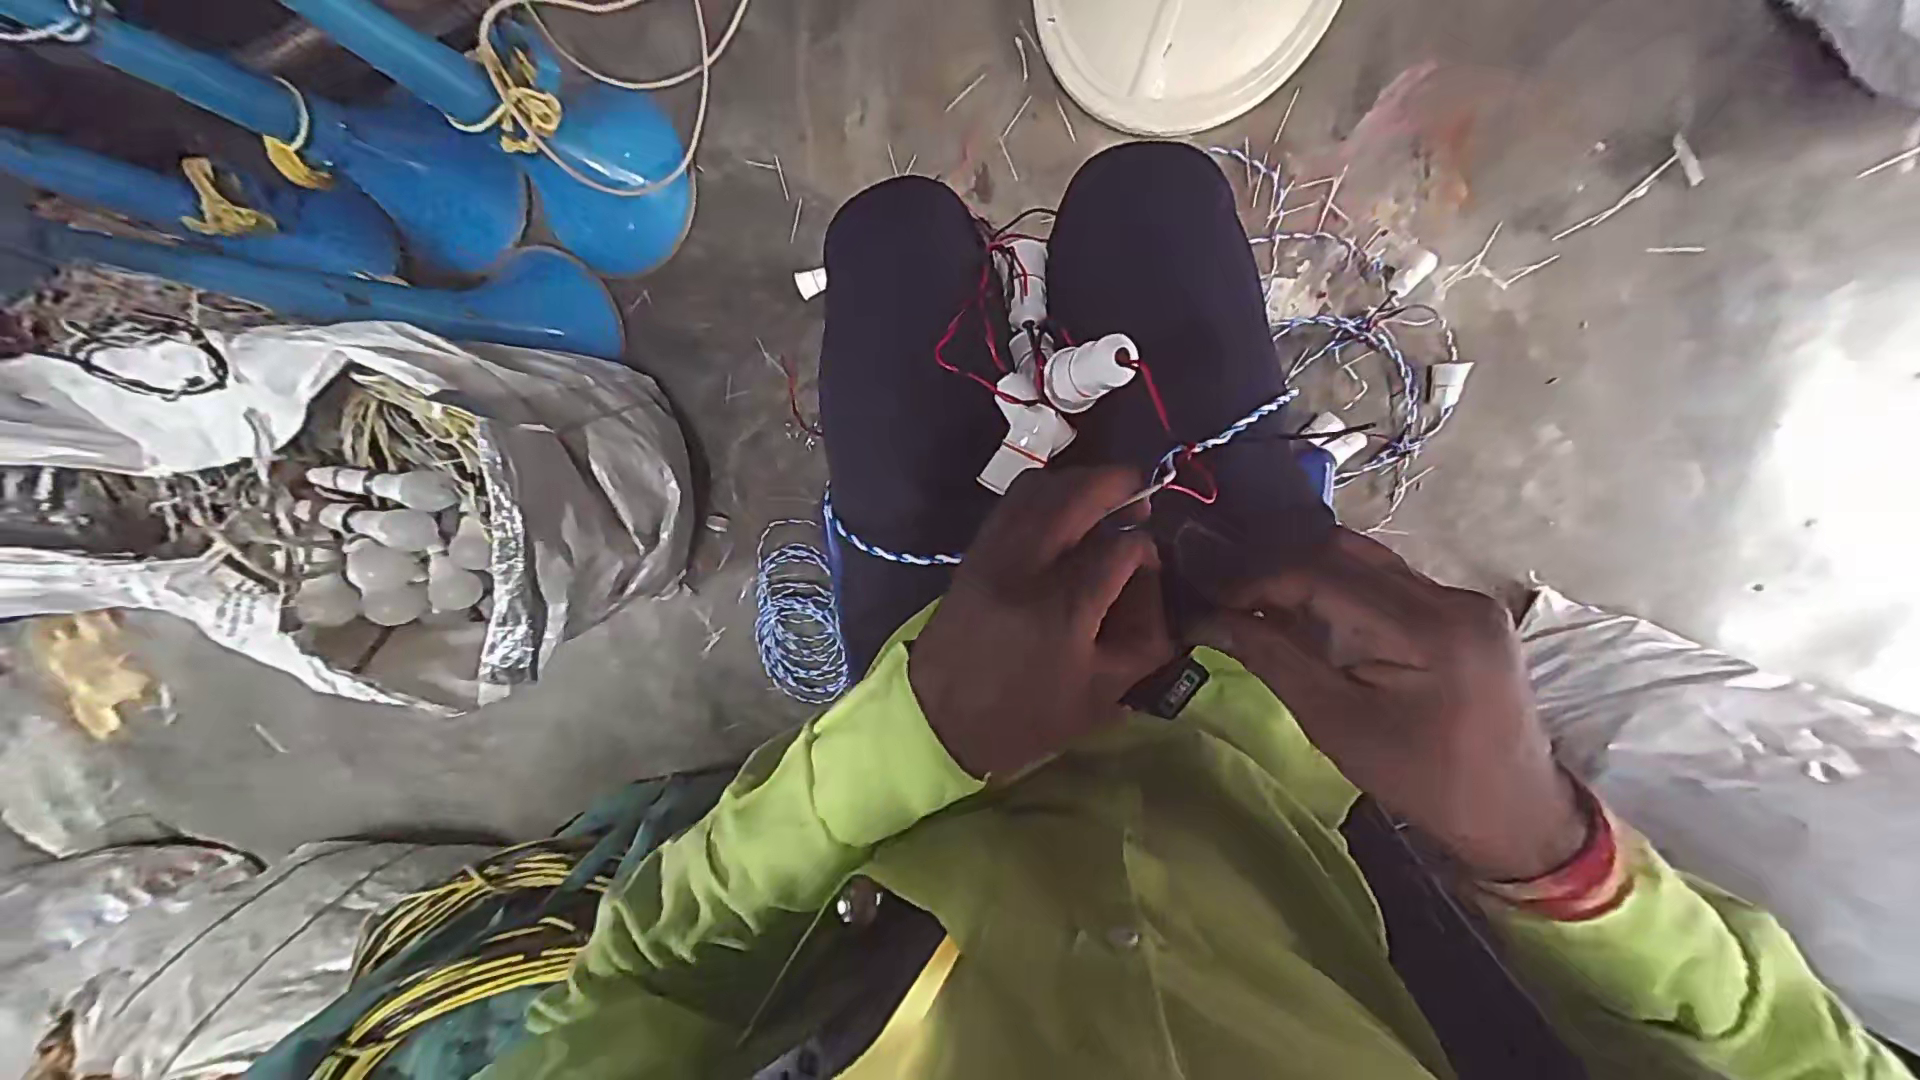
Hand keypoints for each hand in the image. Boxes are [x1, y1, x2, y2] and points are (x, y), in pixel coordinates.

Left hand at [910, 466, 1174, 777]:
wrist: (940, 718)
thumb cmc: (1027, 717)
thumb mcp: (1104, 693)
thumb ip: (1146, 634)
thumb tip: (1153, 577)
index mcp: (1062, 610)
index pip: (1118, 548)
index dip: (1146, 548)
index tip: (1151, 561)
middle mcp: (1024, 567)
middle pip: (1074, 495)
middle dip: (1116, 483)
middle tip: (1140, 492)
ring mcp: (992, 554)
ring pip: (1037, 487)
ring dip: (1078, 481)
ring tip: (1103, 497)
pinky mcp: (972, 553)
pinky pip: (1011, 502)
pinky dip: (1044, 493)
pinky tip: (1062, 510)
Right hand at [1193, 529, 1583, 879]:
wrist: (1515, 813)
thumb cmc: (1420, 777)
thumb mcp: (1333, 721)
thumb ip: (1271, 657)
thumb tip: (1208, 618)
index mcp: (1428, 628)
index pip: (1320, 573)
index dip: (1256, 579)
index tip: (1212, 599)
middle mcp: (1452, 596)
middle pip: (1342, 551)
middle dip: (1275, 567)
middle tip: (1229, 594)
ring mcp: (1463, 598)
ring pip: (1362, 559)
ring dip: (1303, 573)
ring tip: (1257, 598)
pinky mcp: (1460, 608)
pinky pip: (1382, 578)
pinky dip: (1334, 585)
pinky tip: (1304, 608)